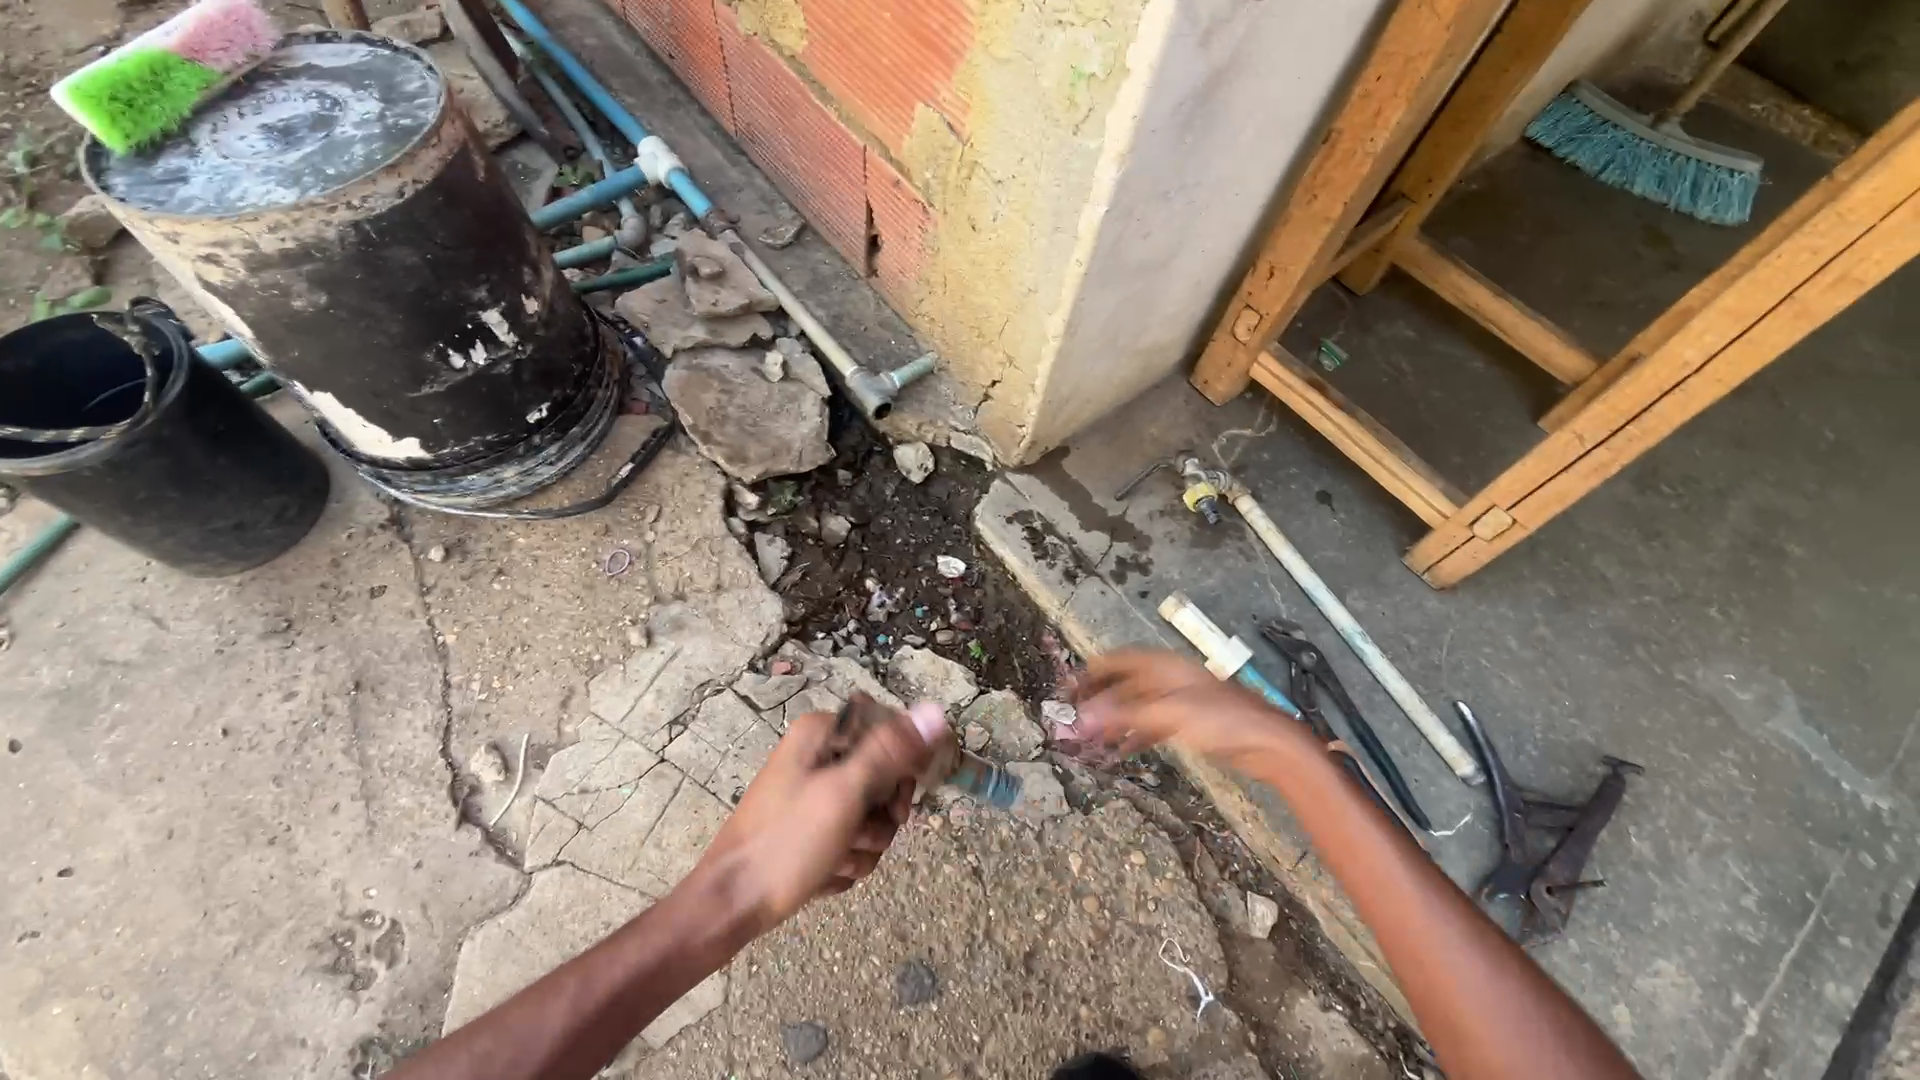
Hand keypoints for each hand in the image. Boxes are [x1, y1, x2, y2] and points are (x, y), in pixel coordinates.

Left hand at [691, 702, 943, 938]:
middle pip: (888, 778)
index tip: (893, 802)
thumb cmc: (787, 843)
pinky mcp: (815, 827)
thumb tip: (937, 712)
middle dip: (880, 818)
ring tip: (832, 860)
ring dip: (863, 846)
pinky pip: (856, 839)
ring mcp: (817, 793)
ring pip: (875, 815)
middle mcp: (821, 754)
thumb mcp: (845, 792)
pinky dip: (846, 860)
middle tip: (858, 835)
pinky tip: (823, 872)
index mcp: (823, 732)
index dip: (903, 771)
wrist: (731, 905)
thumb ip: (892, 750)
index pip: (893, 732)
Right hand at [1072, 650, 1296, 765]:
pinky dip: (1133, 735)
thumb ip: (1122, 715)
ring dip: (1113, 721)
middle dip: (1098, 701)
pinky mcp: (1187, 722)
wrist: (1267, 743)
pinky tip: (1122, 751)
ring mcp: (1177, 700)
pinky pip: (1150, 724)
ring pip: (1135, 706)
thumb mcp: (1167, 714)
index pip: (1116, 661)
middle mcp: (1167, 678)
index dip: (1091, 673)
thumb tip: (1081, 716)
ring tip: (1091, 738)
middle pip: (1123, 684)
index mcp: (1162, 666)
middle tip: (1074, 718)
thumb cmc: (1220, 720)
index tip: (1068, 690)